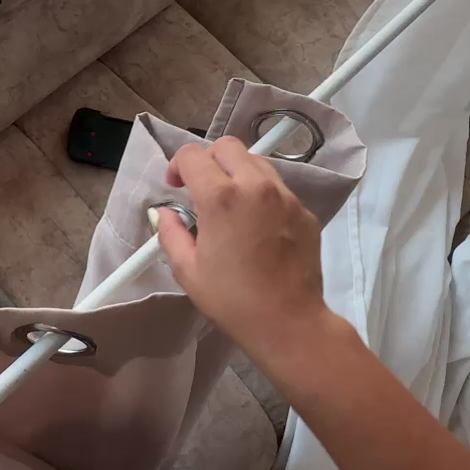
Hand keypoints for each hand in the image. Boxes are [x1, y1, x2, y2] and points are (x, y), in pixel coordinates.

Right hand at [154, 136, 343, 357]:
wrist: (289, 323)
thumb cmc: (232, 299)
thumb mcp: (186, 269)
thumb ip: (170, 232)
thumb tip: (165, 213)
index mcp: (220, 197)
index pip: (192, 155)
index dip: (177, 166)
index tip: (175, 187)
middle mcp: (255, 186)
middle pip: (227, 146)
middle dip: (208, 160)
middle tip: (201, 188)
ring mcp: (285, 196)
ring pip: (255, 161)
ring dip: (236, 172)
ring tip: (230, 204)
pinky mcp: (304, 211)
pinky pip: (277, 187)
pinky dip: (261, 193)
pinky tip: (256, 225)